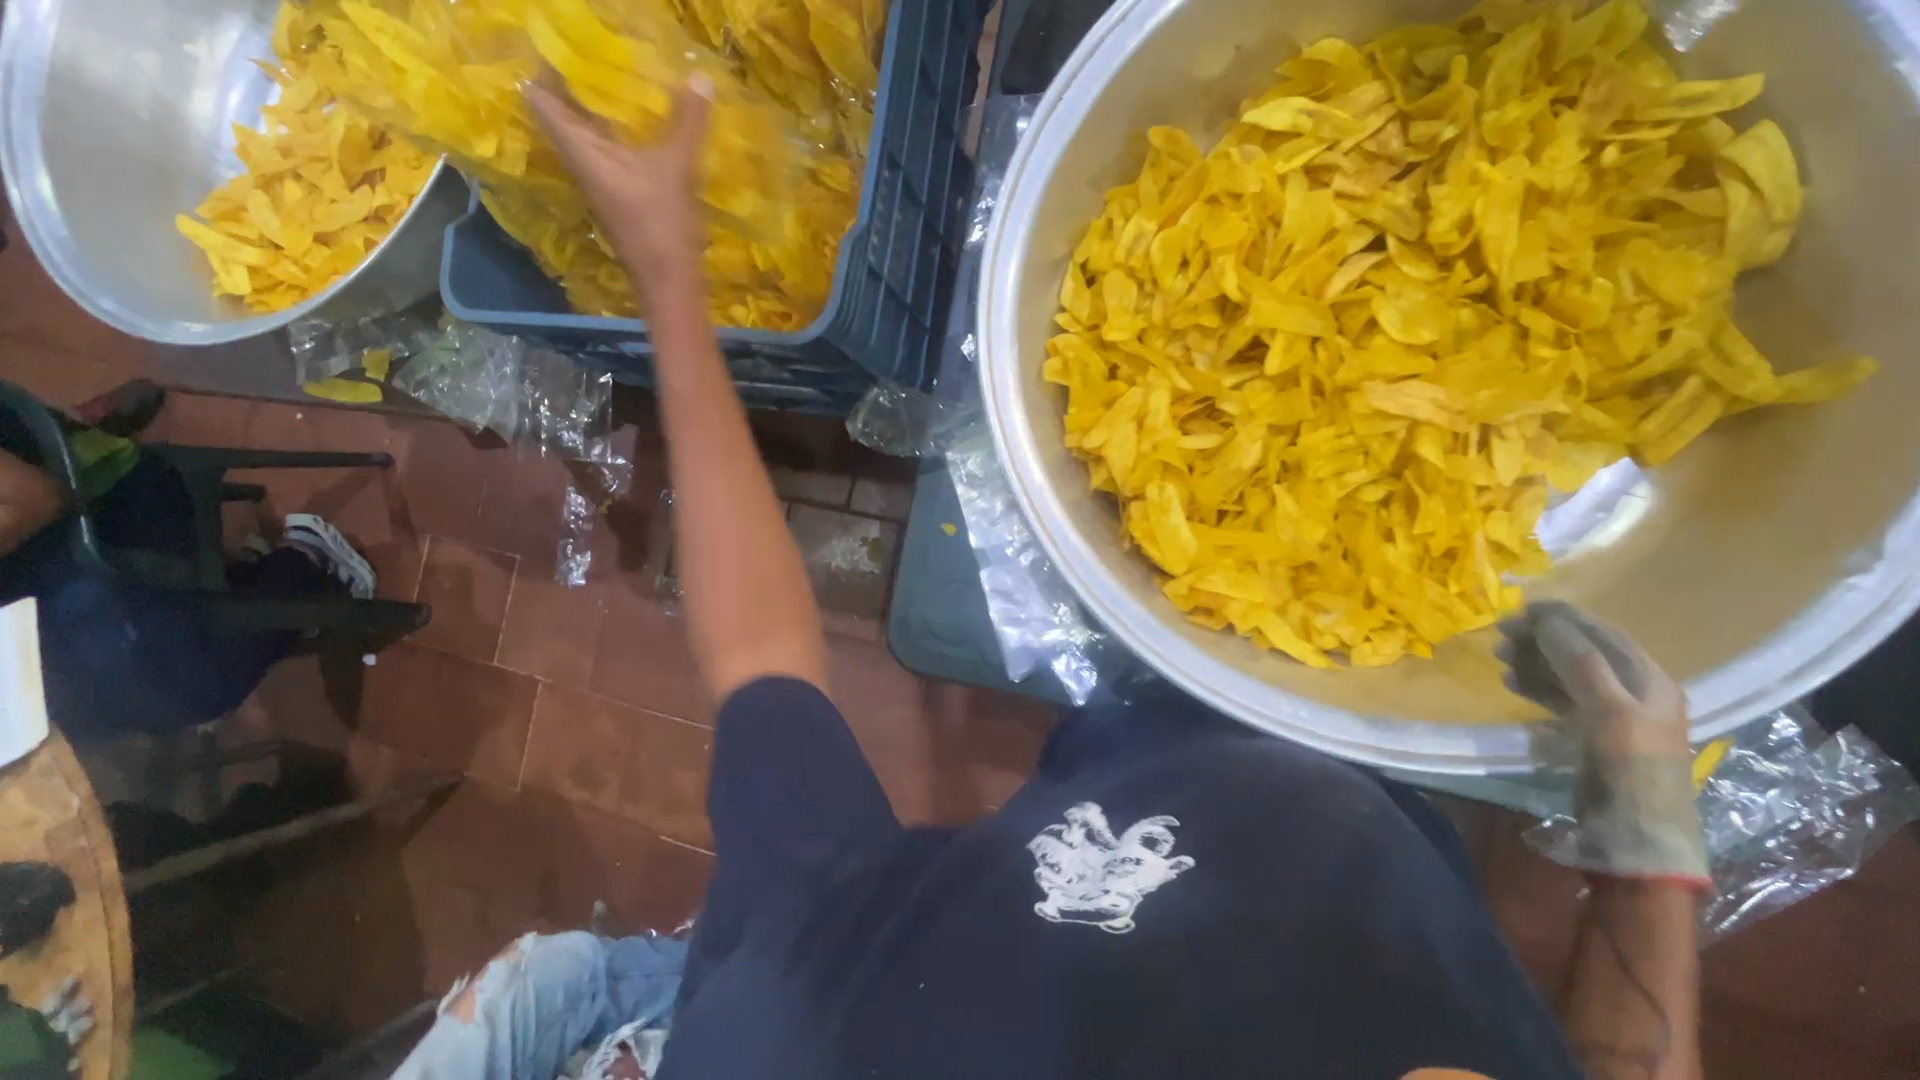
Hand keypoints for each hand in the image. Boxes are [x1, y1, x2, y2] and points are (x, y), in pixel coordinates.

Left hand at [525, 74, 712, 300]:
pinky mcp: (623, 197)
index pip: (543, 102)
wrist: (669, 281)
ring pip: (590, 137)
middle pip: (564, 117)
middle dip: (573, 85)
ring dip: (598, 111)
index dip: (543, 70)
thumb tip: (699, 75)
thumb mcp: (676, 167)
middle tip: (594, 52)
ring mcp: (603, 184)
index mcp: (583, 152)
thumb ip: (687, 122)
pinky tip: (643, 126)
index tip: (559, 44)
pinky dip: (621, 135)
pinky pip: (613, 154)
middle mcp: (585, 165)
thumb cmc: (661, 222)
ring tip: (617, 79)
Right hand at [1498, 601, 1707, 886]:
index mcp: (1651, 682)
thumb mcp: (1609, 713)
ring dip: (1535, 660)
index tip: (1521, 608)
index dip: (1565, 617)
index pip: (1605, 634)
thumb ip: (1582, 664)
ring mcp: (1615, 716)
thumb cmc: (1628, 774)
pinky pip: (1562, 699)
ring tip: (1499, 656)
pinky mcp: (1594, 737)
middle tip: (1501, 632)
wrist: (1636, 841)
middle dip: (1544, 637)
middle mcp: (1637, 692)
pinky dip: (1536, 686)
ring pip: (1569, 673)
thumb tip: (1549, 622)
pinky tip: (1511, 683)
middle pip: (1585, 651)